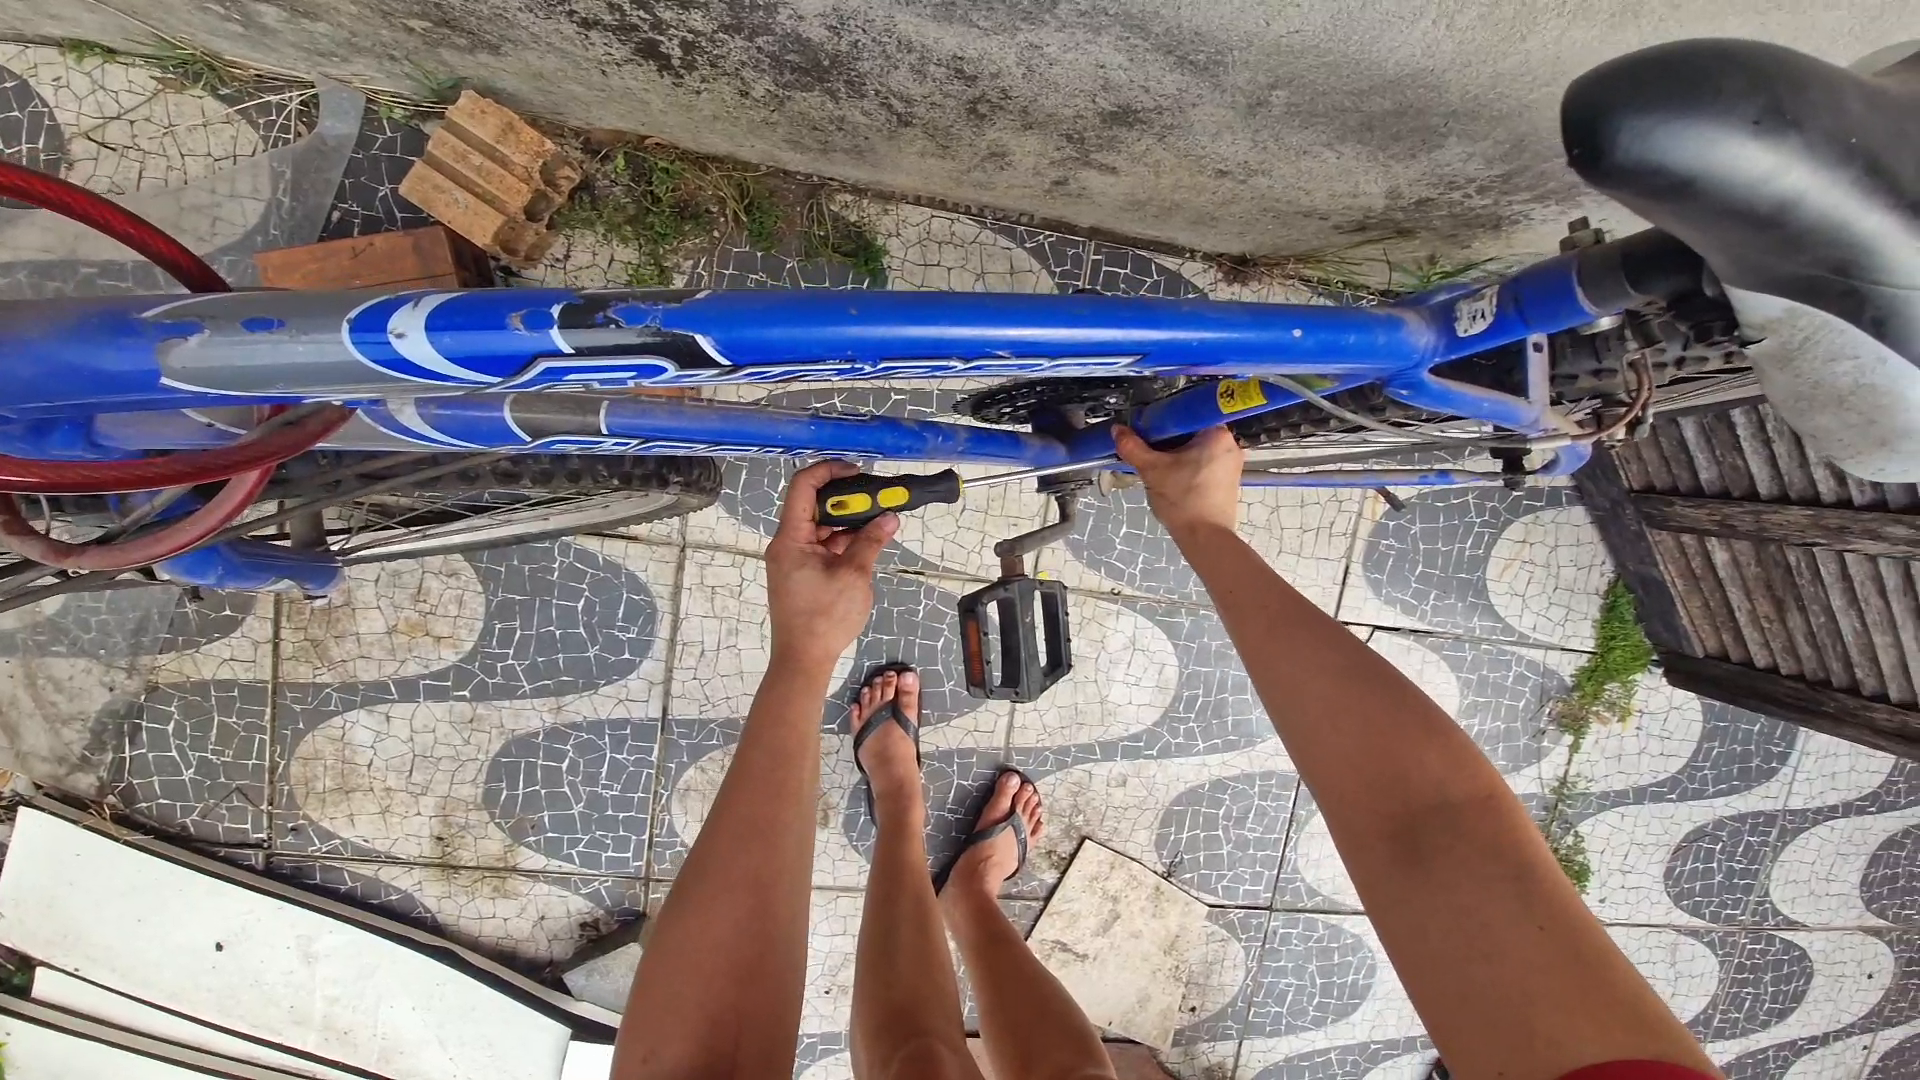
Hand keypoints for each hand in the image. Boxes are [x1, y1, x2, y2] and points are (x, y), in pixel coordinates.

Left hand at [764, 461, 898, 667]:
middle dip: (846, 499)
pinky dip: (843, 542)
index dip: (829, 471)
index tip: (858, 471)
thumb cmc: (825, 617)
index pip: (803, 486)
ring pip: (821, 528)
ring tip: (879, 520)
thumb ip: (871, 541)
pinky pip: (822, 547)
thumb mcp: (854, 575)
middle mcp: (787, 544)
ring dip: (848, 522)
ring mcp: (793, 560)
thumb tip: (890, 517)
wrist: (804, 659)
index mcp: (791, 538)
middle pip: (813, 506)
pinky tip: (868, 543)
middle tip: (877, 498)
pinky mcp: (802, 574)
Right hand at [1113, 424, 1243, 535]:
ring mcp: (1231, 463)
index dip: (1164, 419)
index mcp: (1217, 433)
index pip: (1187, 413)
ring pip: (1196, 449)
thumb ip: (1133, 447)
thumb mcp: (1152, 470)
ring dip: (1176, 454)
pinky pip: (1203, 463)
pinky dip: (1186, 466)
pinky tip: (1171, 478)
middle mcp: (1230, 444)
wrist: (1205, 537)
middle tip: (1147, 448)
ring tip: (1156, 465)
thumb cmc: (1183, 499)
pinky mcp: (1227, 480)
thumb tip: (1117, 430)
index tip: (1147, 429)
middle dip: (1168, 439)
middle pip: (1191, 431)